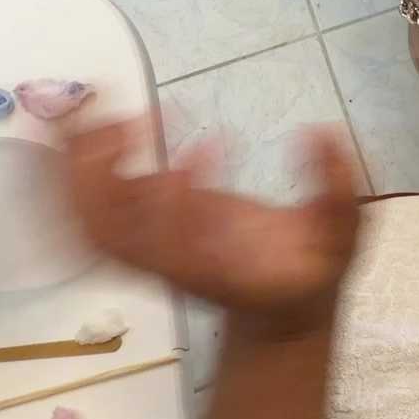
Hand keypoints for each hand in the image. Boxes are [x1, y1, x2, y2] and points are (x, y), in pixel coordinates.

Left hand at [59, 117, 360, 339]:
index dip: (175, 203)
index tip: (205, 148)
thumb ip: (339, 192)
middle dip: (96, 177)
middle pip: (105, 235)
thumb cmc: (310, 276)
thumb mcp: (342, 240)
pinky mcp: (142, 233)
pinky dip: (80, 166)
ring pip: (86, 220)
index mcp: (215, 270)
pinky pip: (91, 208)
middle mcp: (169, 264)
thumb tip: (320, 131)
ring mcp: (148, 251)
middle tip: (124, 117)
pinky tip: (107, 121)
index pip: (174, 248)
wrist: (276, 313)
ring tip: (96, 105)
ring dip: (76, 166)